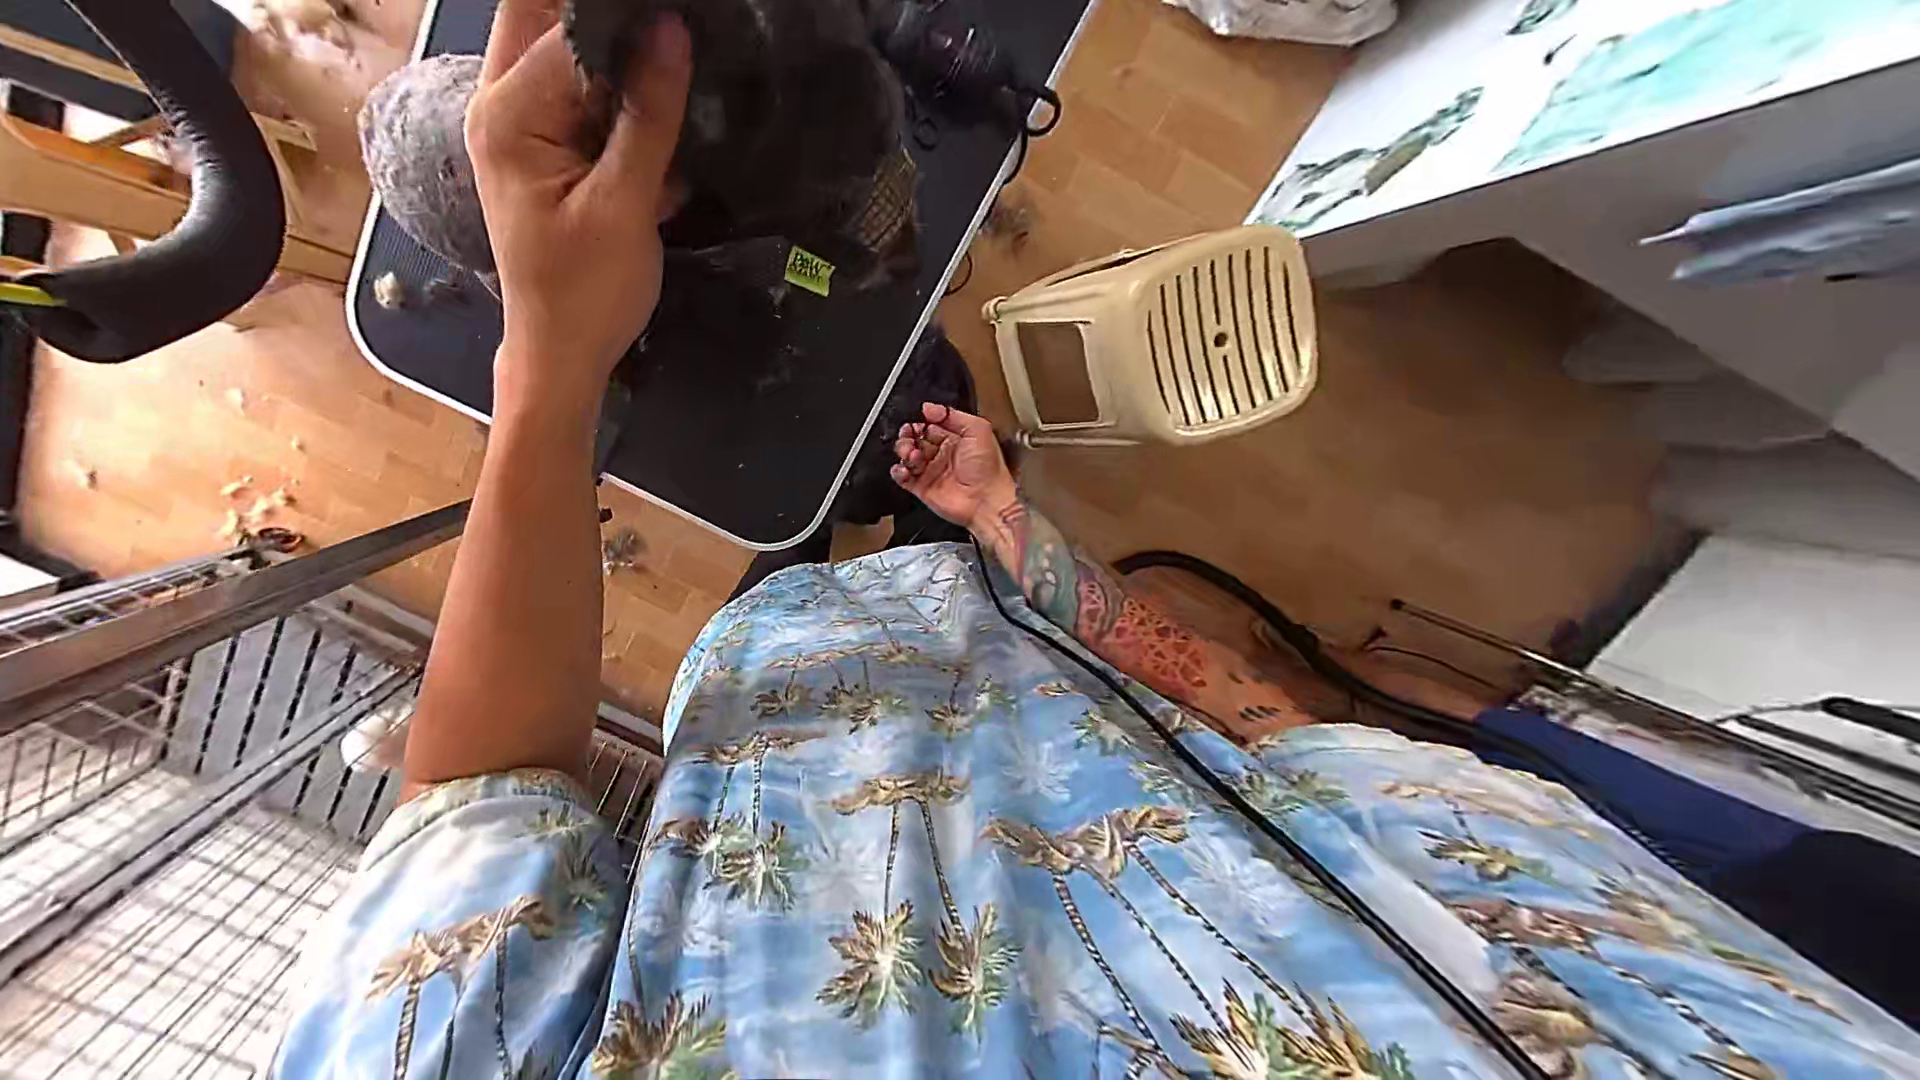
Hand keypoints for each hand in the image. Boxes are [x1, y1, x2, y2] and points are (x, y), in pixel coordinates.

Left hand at [465, 0, 692, 410]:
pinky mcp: (555, 164)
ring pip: (578, 72)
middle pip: (553, 31)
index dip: (624, 21)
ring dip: (629, 80)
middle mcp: (505, 109)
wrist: (566, 352)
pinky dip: (629, 121)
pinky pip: (592, 117)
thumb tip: (671, 31)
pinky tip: (666, 143)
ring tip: (682, 88)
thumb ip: (648, 120)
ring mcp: (529, 137)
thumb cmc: (589, 290)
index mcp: (509, 112)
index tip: (682, 25)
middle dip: (617, 36)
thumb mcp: (624, 206)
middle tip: (678, 47)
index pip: (566, 29)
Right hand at [891, 403, 1017, 531]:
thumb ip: (954, 415)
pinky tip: (905, 468)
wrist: (986, 501)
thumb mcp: (978, 430)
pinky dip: (898, 471)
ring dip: (904, 451)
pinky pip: (902, 477)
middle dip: (908, 435)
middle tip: (910, 437)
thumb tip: (930, 408)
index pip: (929, 425)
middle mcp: (941, 454)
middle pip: (915, 439)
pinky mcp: (922, 487)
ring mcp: (931, 471)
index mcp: (955, 439)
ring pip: (907, 455)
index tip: (918, 423)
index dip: (921, 423)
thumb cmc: (989, 470)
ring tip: (912, 454)